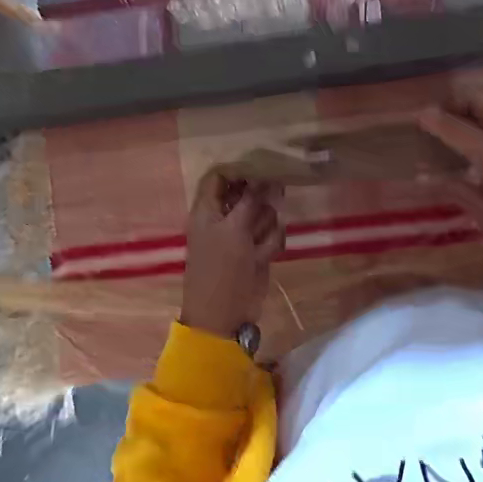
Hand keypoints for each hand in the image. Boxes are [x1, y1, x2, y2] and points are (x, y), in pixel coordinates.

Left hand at [179, 173, 284, 339]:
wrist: (224, 315)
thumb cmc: (222, 268)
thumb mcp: (234, 229)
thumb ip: (250, 200)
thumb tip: (263, 175)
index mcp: (207, 210)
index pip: (220, 177)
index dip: (239, 170)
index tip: (263, 166)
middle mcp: (224, 219)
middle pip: (247, 194)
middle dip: (261, 200)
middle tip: (275, 197)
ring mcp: (241, 237)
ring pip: (263, 215)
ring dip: (266, 225)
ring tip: (260, 241)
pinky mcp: (256, 253)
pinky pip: (271, 237)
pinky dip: (270, 244)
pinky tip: (264, 256)